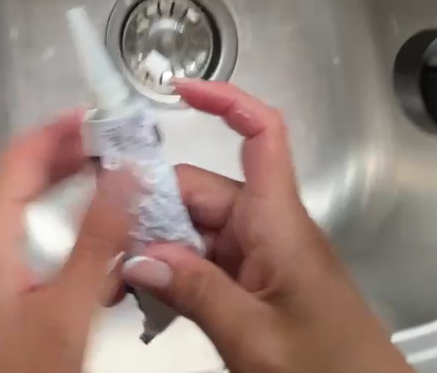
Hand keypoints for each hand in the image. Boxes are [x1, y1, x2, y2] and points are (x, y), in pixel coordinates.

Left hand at [0, 112, 132, 372]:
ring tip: (102, 200)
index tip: (103, 116)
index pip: (24, 151)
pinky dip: (34, 232)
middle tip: (116, 159)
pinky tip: (67, 251)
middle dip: (68, 164)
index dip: (65, 128)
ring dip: (55, 201)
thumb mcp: (65, 317)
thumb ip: (99, 238)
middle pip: (17, 178)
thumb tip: (127, 175)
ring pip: (8, 210)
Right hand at [115, 80, 410, 372]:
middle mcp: (265, 225)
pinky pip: (203, 259)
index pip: (261, 134)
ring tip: (116, 281)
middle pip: (200, 190)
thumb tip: (137, 254)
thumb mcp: (256, 338)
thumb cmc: (330, 369)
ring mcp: (258, 254)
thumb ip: (196, 293)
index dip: (225, 101)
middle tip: (106, 249)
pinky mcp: (253, 281)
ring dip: (155, 247)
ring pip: (194, 227)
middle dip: (150, 210)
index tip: (179, 90)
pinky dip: (171, 272)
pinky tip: (143, 295)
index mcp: (277, 220)